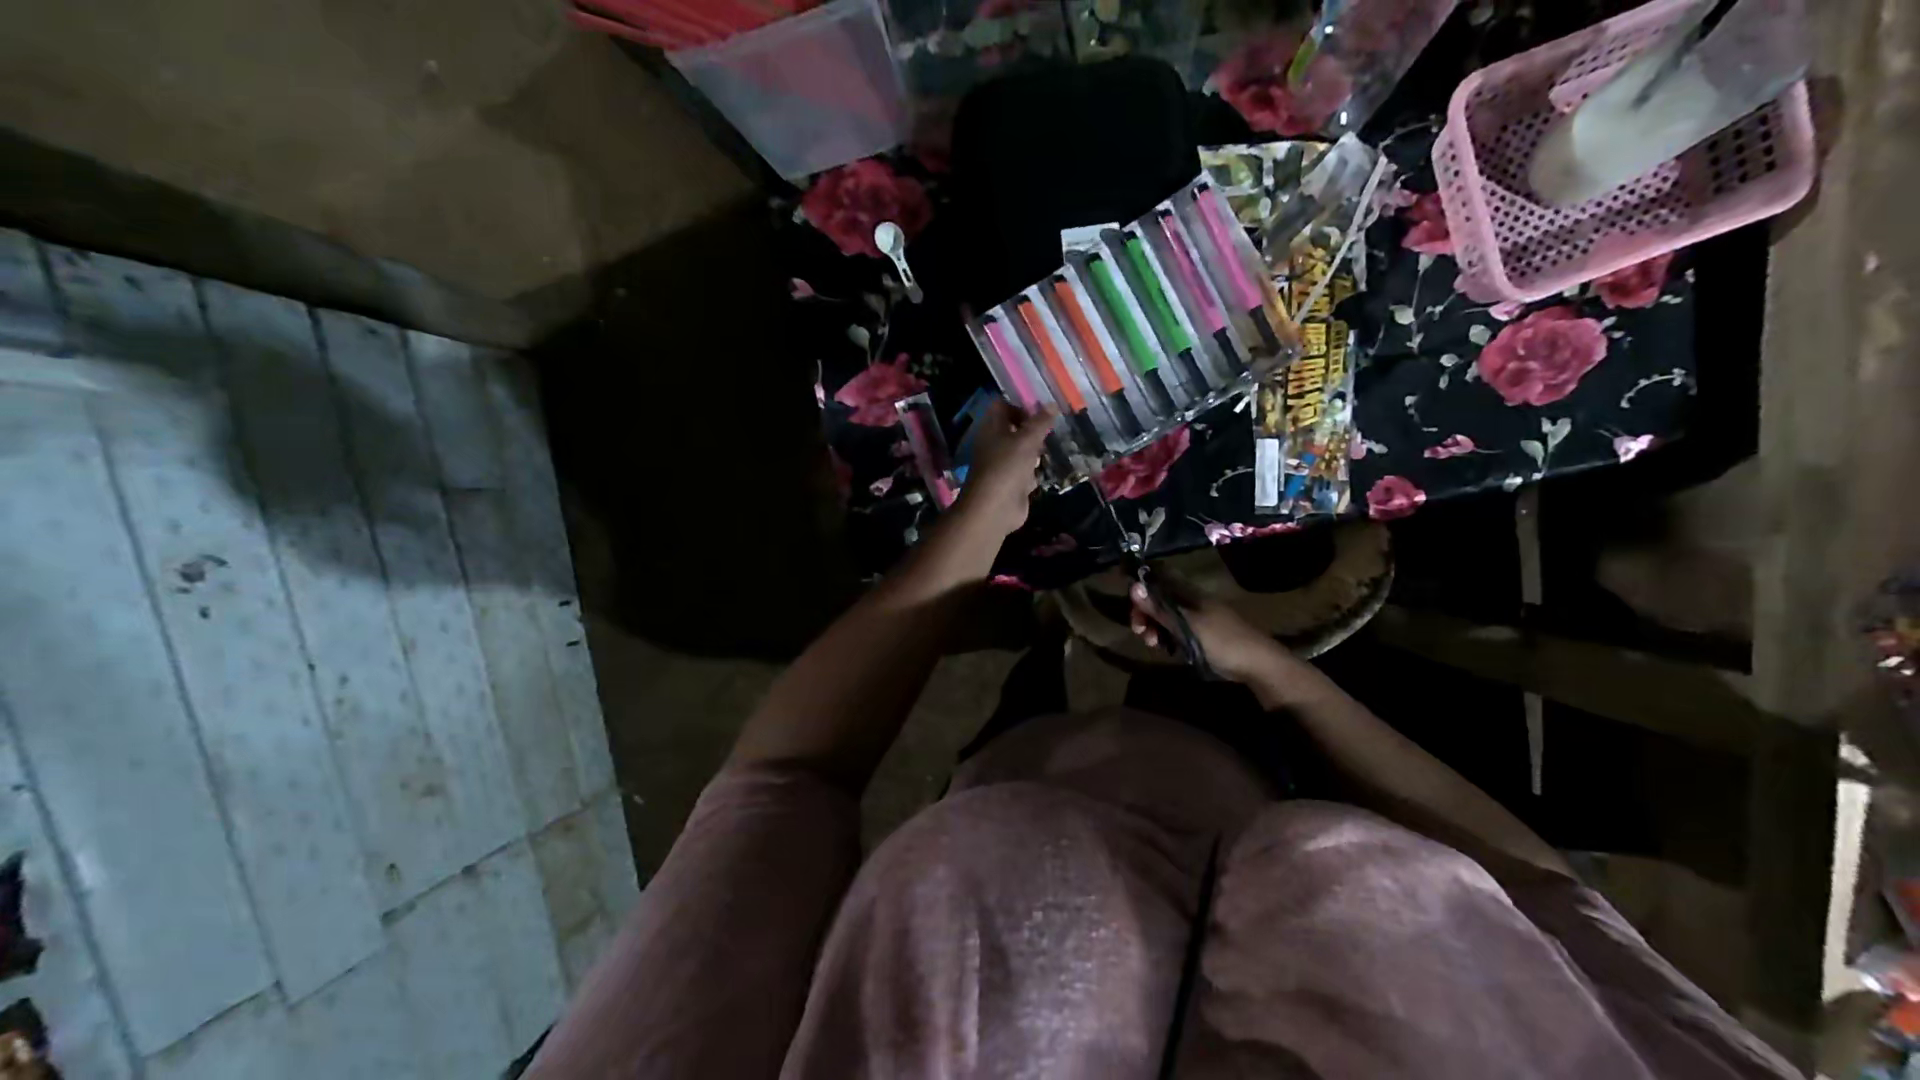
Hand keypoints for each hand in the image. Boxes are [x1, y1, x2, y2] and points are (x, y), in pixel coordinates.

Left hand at [954, 399, 1055, 537]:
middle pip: (1015, 429)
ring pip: (1022, 451)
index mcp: (991, 428)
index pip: (1002, 406)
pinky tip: (1046, 470)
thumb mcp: (1027, 440)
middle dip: (1034, 429)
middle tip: (1052, 428)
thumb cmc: (1007, 467)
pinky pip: (1026, 471)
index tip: (1042, 409)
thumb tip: (1051, 404)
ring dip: (1036, 451)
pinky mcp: (1011, 482)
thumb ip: (1040, 422)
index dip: (1020, 405)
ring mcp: (1002, 464)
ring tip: (1053, 447)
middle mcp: (994, 443)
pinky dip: (1035, 472)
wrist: (995, 509)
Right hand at [1128, 574, 1290, 683]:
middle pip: (1159, 598)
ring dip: (1153, 627)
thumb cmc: (1223, 641)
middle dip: (1144, 612)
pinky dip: (1166, 636)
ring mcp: (1198, 616)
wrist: (1259, 664)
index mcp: (1189, 592)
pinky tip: (1165, 648)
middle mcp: (1192, 600)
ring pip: (1166, 615)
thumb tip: (1132, 586)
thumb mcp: (1186, 626)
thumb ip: (1159, 608)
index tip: (1129, 601)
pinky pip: (1176, 629)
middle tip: (1139, 632)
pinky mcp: (1202, 632)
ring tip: (1152, 644)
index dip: (1142, 583)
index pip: (1160, 576)